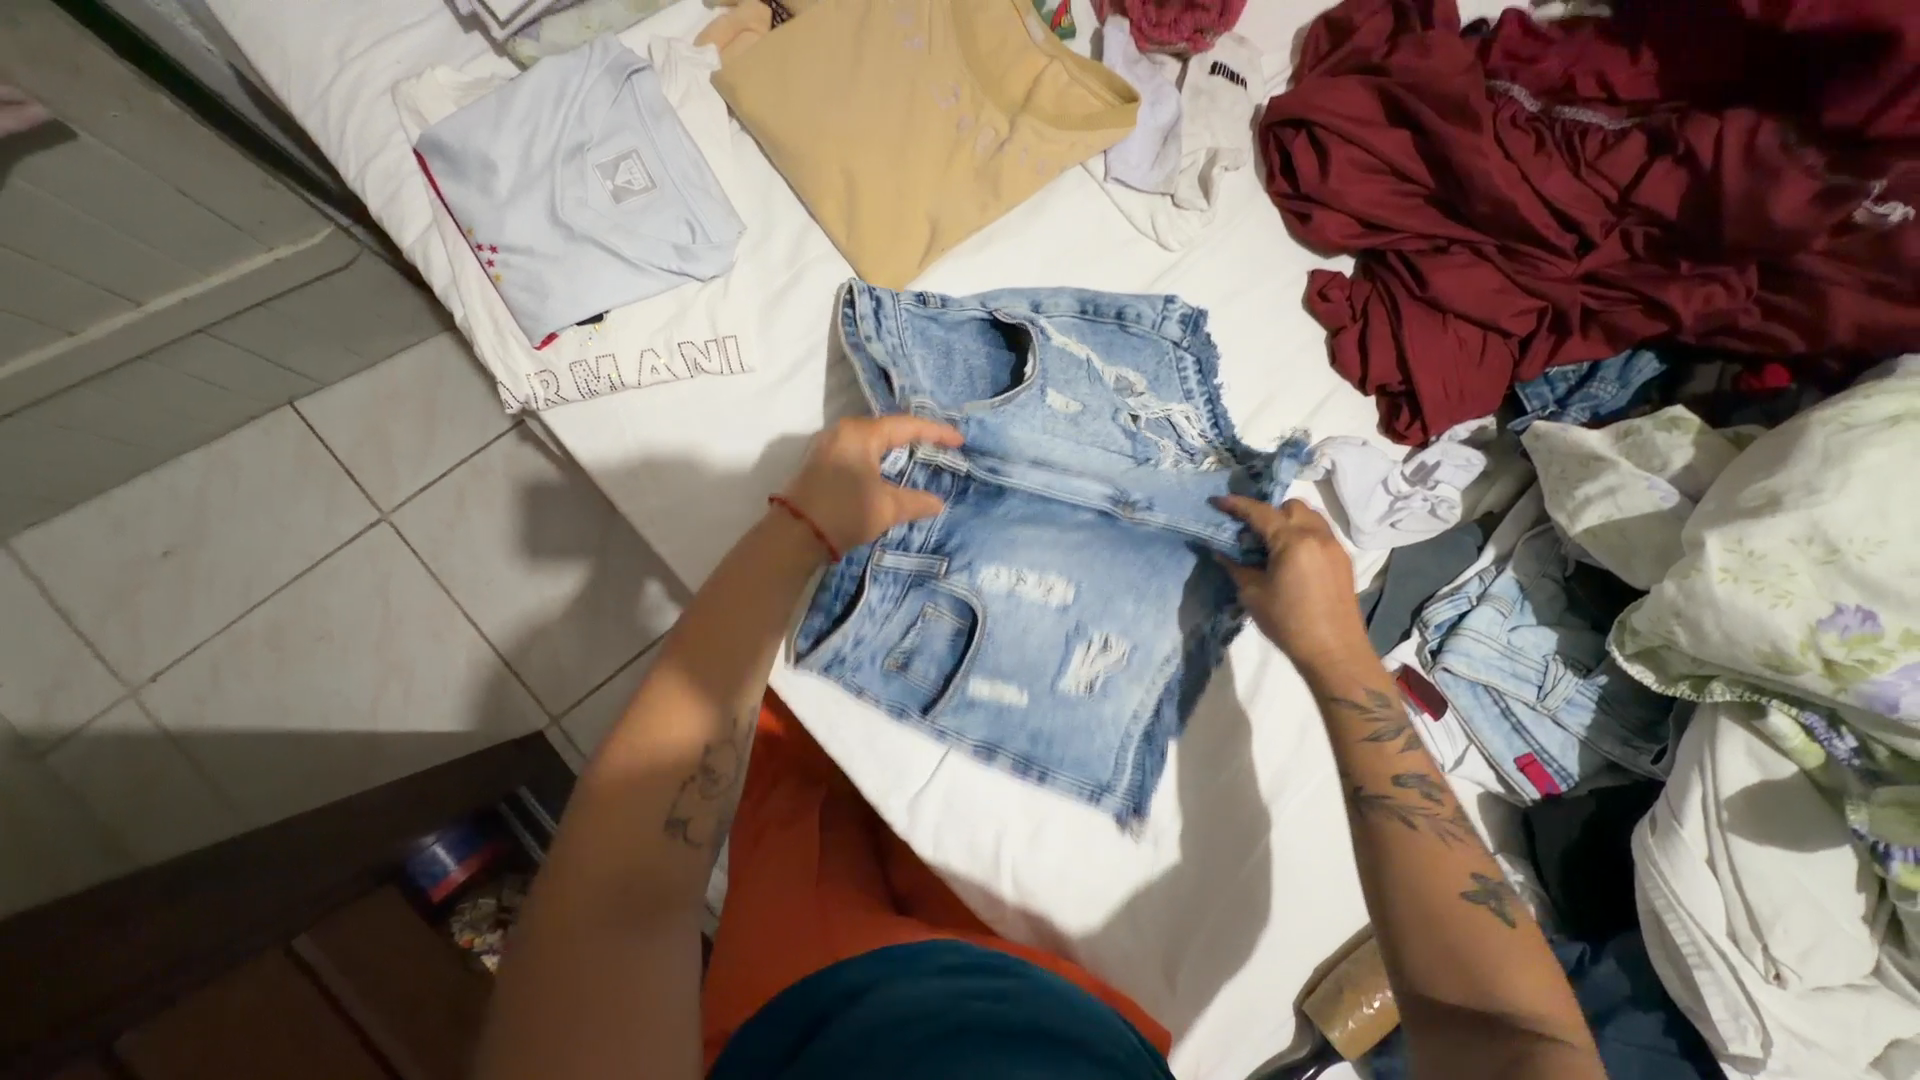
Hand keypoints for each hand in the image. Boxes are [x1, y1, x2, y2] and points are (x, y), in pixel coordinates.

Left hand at [779, 415, 963, 555]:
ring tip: (918, 454)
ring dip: (894, 446)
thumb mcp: (886, 508)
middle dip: (914, 435)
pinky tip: (889, 468)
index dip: (936, 432)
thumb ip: (916, 501)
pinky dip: (878, 456)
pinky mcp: (820, 462)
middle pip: (887, 427)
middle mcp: (843, 431)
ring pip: (870, 439)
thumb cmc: (844, 513)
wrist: (793, 536)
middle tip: (939, 445)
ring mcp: (828, 445)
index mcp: (861, 434)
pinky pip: (858, 450)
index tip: (958, 441)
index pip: (906, 426)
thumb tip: (937, 503)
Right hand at [1213, 496, 1370, 672]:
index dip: (1236, 505)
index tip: (1217, 502)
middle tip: (1249, 532)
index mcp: (1293, 541)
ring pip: (1310, 516)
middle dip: (1268, 511)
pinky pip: (1321, 533)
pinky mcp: (1343, 560)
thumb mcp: (1253, 594)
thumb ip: (1236, 567)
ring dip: (1288, 521)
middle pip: (1291, 506)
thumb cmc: (1288, 623)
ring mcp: (1334, 547)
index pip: (1260, 512)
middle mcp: (1317, 535)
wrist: (1334, 651)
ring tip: (1270, 544)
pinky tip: (1290, 559)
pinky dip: (1303, 534)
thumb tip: (1221, 551)